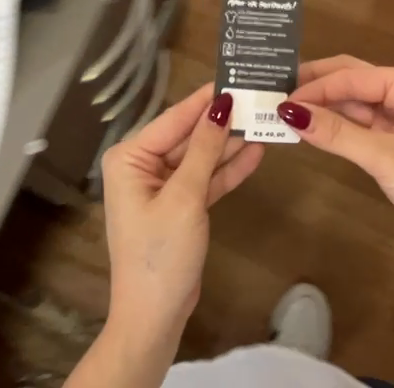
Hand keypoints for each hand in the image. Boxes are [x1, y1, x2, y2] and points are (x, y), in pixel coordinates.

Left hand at [97, 84, 264, 348]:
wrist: (154, 318)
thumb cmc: (161, 253)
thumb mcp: (185, 197)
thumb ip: (204, 149)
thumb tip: (221, 104)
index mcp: (130, 157)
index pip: (174, 119)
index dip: (205, 99)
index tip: (234, 76)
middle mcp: (142, 166)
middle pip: (188, 135)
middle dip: (221, 120)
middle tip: (257, 96)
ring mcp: (161, 187)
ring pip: (200, 156)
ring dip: (229, 143)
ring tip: (263, 119)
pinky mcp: (180, 206)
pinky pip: (205, 179)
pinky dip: (227, 169)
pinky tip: (255, 152)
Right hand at [280, 56, 393, 269]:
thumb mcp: (386, 158)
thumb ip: (337, 133)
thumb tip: (287, 111)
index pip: (352, 75)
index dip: (314, 85)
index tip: (277, 98)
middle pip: (351, 81)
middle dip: (314, 86)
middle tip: (272, 91)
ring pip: (352, 104)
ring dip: (322, 108)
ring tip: (282, 110)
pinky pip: (358, 126)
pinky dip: (334, 128)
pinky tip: (308, 130)